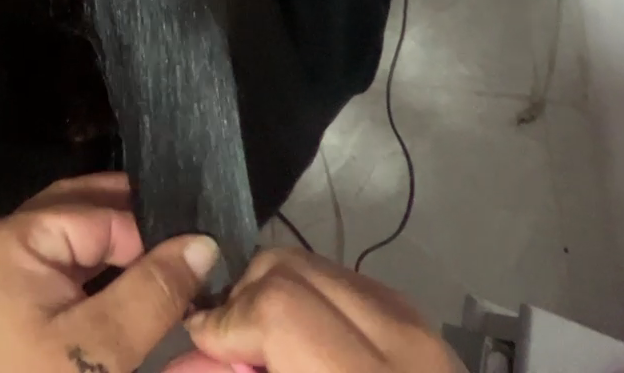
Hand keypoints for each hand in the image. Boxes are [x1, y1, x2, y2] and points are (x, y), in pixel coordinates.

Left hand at [0, 173, 220, 372]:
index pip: (103, 213)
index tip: (197, 261)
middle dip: (134, 225)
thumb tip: (202, 243)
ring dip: (115, 247)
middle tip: (188, 250)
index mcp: (16, 235)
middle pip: (80, 209)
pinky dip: (89, 270)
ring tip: (165, 268)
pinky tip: (122, 288)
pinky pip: (53, 264)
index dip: (153, 236)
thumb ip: (153, 291)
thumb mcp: (100, 349)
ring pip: (68, 236)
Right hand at [166, 248, 459, 372]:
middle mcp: (408, 355)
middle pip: (293, 269)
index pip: (280, 305)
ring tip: (274, 350)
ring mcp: (428, 341)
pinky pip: (353, 287)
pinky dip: (317, 307)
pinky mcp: (432, 338)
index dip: (225, 321)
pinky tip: (313, 352)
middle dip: (246, 299)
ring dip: (279, 298)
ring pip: (320, 268)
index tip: (203, 349)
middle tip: (235, 351)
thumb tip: (191, 348)